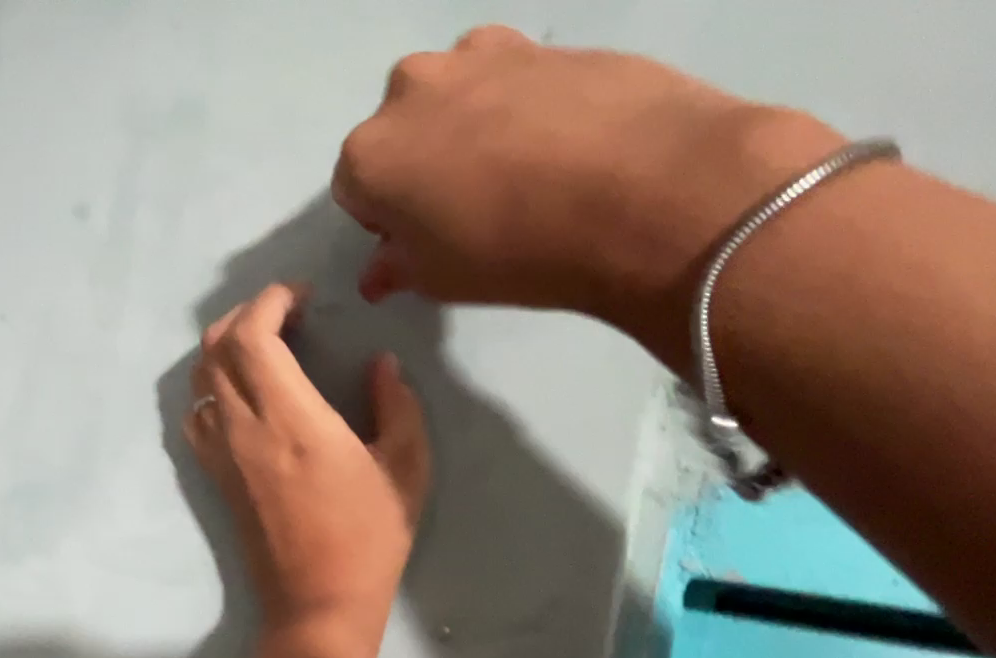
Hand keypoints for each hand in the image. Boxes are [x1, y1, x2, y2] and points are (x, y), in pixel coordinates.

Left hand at [186, 285, 430, 657]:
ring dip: (224, 347)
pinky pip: (196, 415)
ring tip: (264, 346)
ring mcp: (221, 454)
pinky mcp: (214, 476)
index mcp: (291, 419)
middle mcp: (243, 428)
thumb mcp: (406, 468)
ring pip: (200, 379)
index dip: (270, 302)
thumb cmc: (369, 538)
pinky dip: (210, 387)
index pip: (253, 336)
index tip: (302, 298)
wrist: (317, 604)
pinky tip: (241, 393)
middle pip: (217, 348)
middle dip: (246, 315)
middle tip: (286, 315)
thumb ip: (397, 405)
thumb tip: (381, 364)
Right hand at [332, 27, 842, 330]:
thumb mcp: (437, 278)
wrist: (641, 189)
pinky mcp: (539, 41)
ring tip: (514, 169)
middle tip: (467, 205)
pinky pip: (506, 75)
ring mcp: (476, 55)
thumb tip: (377, 271)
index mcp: (369, 154)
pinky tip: (554, 139)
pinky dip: (515, 103)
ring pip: (450, 96)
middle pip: (398, 133)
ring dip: (463, 126)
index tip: (422, 240)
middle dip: (419, 164)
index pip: (354, 191)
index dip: (384, 220)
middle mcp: (408, 92)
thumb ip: (395, 267)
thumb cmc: (511, 250)